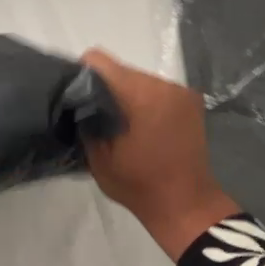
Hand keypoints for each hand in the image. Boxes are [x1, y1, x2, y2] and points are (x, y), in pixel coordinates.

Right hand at [80, 48, 240, 260]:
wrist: (184, 203)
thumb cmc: (138, 183)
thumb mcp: (98, 156)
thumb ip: (86, 121)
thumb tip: (78, 102)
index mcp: (140, 95)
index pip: (99, 62)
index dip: (80, 74)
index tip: (73, 95)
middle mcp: (163, 85)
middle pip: (120, 69)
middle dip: (104, 87)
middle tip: (93, 114)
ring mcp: (180, 92)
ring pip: (138, 79)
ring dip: (124, 95)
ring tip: (116, 122)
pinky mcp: (190, 102)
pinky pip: (155, 90)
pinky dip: (142, 101)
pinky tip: (137, 125)